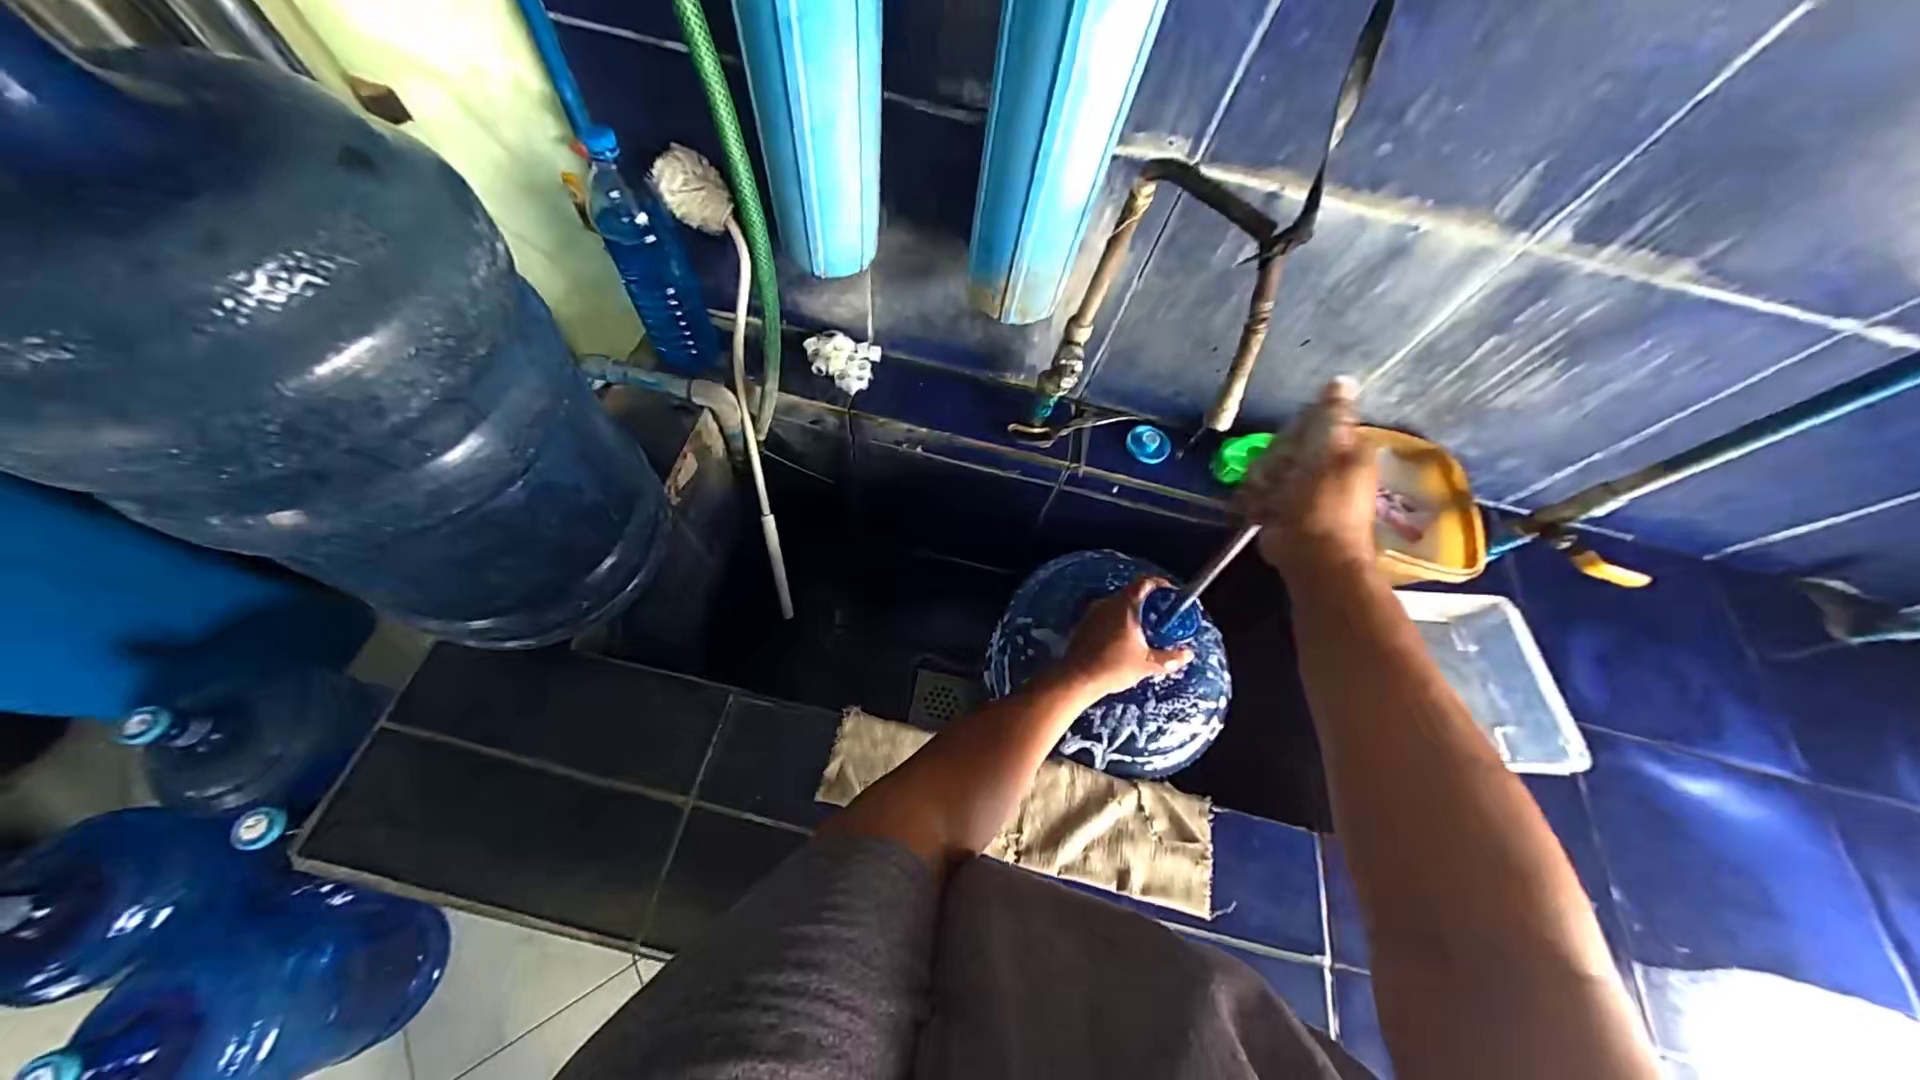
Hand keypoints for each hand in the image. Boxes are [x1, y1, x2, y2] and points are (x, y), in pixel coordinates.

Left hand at [1057, 575, 1193, 699]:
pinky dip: (1117, 620)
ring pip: (1116, 604)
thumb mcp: (1147, 664)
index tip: (1170, 593)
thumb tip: (1187, 654)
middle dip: (1148, 602)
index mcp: (1124, 605)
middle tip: (1161, 615)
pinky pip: (1105, 615)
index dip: (1159, 584)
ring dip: (1131, 612)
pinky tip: (1123, 638)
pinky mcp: (1083, 623)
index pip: (1144, 582)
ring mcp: (1092, 612)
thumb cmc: (1113, 667)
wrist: (1077, 678)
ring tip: (1144, 628)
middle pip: (1131, 592)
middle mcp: (1107, 603)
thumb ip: (1170, 657)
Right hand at [1237, 376, 1378, 577]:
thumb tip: (1342, 379)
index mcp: (1345, 451)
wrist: (1312, 557)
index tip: (1291, 447)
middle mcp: (1324, 468)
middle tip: (1280, 477)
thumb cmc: (1324, 505)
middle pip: (1285, 447)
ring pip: (1266, 470)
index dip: (1296, 434)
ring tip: (1270, 502)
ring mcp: (1300, 491)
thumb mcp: (1331, 453)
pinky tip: (1262, 512)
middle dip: (1275, 462)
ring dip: (1262, 485)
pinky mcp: (1279, 510)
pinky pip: (1257, 494)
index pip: (1311, 425)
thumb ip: (1333, 417)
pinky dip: (1256, 503)